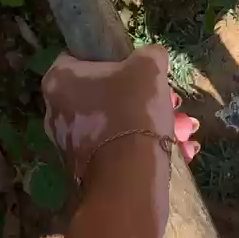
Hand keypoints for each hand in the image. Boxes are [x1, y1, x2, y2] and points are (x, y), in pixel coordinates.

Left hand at [42, 46, 199, 181]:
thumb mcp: (149, 66)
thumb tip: (151, 58)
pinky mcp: (83, 172)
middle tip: (171, 102)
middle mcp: (55, 112)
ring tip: (183, 129)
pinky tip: (178, 149)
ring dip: (148, 122)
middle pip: (104, 92)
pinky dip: (142, 147)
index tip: (137, 69)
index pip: (81, 56)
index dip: (112, 58)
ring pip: (116, 123)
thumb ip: (150, 54)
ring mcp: (68, 145)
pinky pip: (117, 149)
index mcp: (59, 81)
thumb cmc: (132, 111)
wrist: (129, 183)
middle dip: (141, 97)